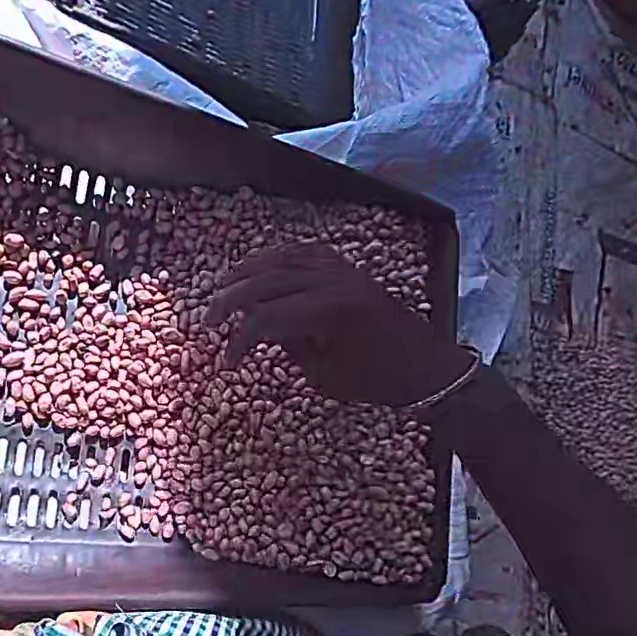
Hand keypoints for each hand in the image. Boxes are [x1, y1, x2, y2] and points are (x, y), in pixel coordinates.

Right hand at [207, 243, 471, 406]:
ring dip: (250, 270)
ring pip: (285, 260)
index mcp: (329, 312)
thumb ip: (290, 347)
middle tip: (209, 318)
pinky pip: (308, 254)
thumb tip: (261, 329)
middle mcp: (334, 282)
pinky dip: (281, 257)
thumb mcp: (326, 376)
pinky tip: (264, 264)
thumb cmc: (379, 381)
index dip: (240, 339)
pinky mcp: (350, 270)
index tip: (228, 361)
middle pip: (268, 281)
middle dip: (232, 298)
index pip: (266, 317)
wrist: (427, 367)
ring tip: (225, 284)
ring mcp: (343, 271)